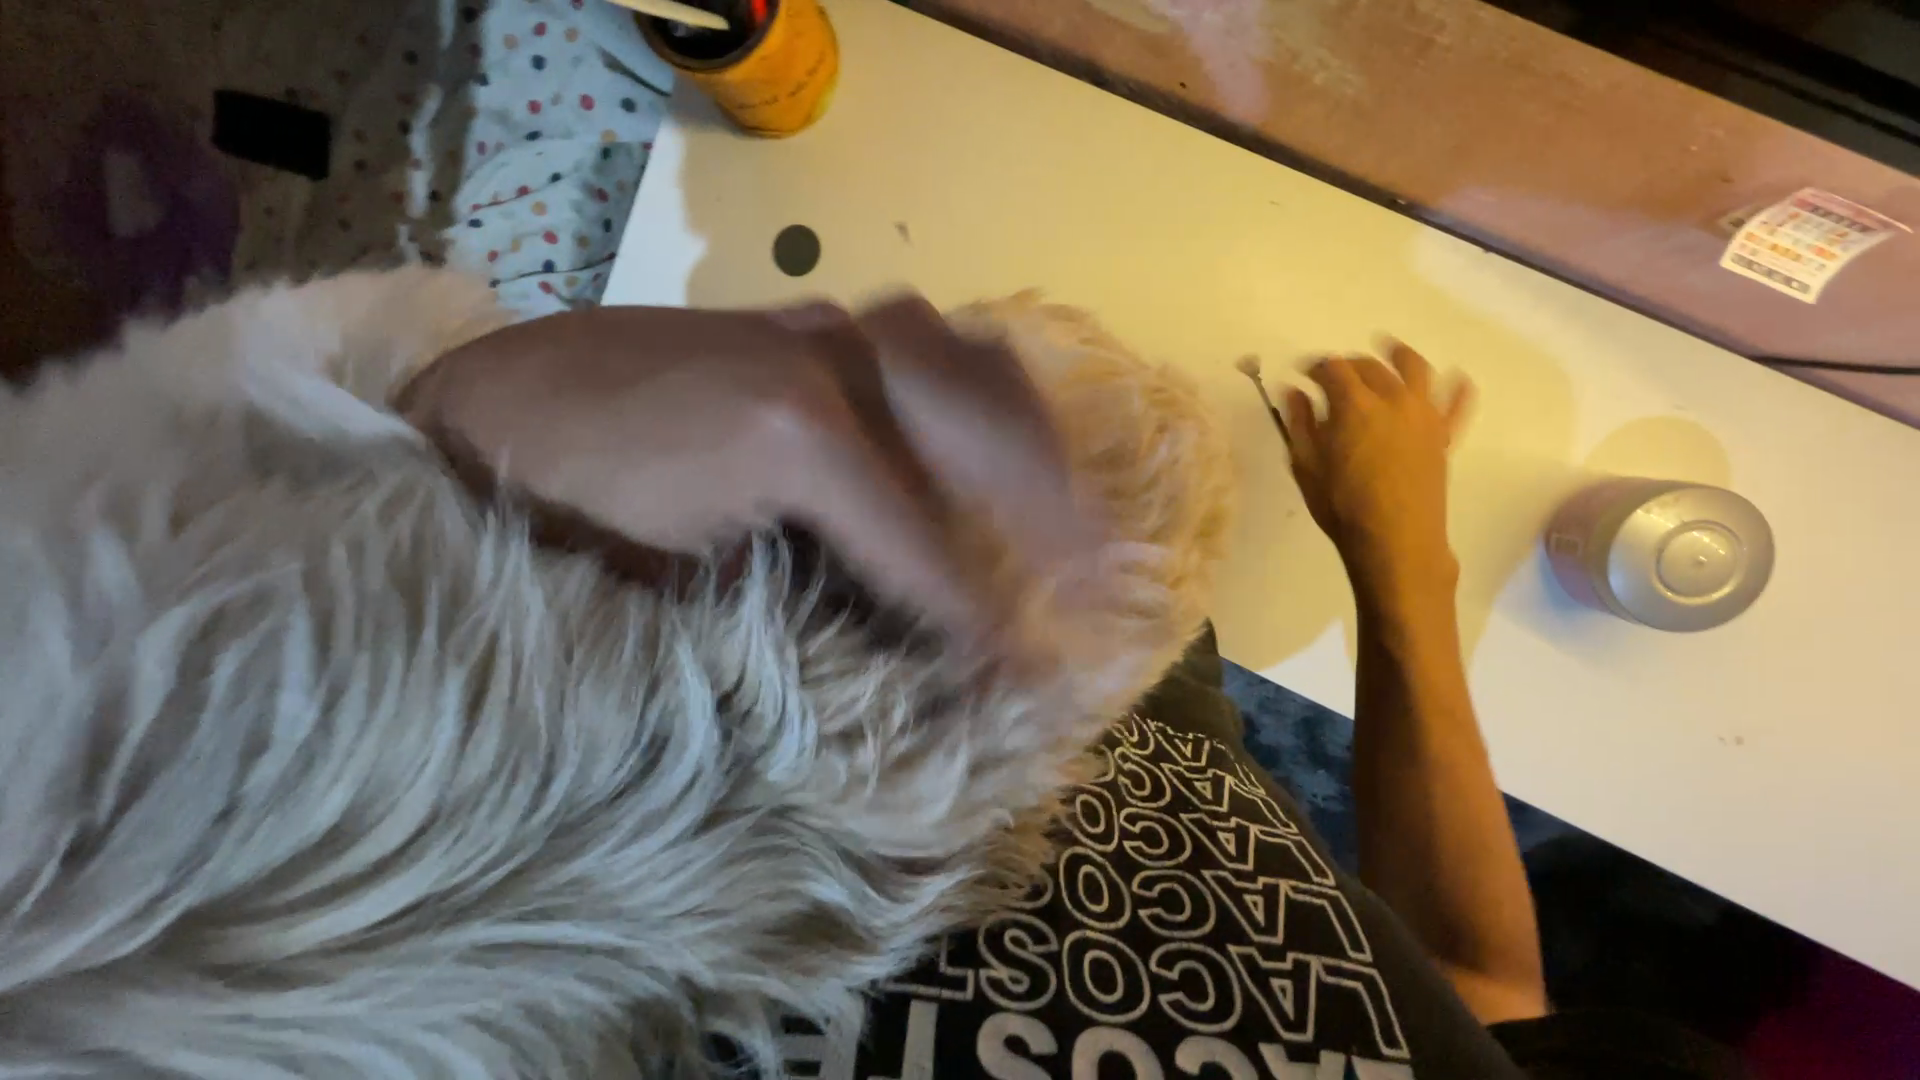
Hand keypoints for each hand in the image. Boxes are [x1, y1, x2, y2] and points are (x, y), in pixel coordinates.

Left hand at [397, 295, 1101, 641]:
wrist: (476, 416)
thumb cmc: (558, 527)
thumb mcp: (678, 601)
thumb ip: (806, 620)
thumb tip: (899, 662)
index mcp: (798, 435)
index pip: (927, 548)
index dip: (982, 621)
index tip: (1033, 678)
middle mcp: (830, 358)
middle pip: (983, 431)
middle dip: (1048, 512)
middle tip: (1101, 575)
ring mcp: (816, 323)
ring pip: (965, 365)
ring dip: (1023, 439)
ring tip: (1063, 502)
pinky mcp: (796, 318)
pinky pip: (919, 345)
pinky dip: (971, 394)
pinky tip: (985, 438)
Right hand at [1281, 342, 1472, 611]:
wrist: (1395, 540)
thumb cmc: (1342, 506)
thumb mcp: (1306, 466)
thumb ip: (1300, 423)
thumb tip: (1295, 392)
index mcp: (1353, 406)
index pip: (1332, 369)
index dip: (1315, 367)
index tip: (1302, 373)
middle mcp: (1392, 400)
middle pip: (1370, 367)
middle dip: (1349, 364)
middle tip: (1333, 374)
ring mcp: (1424, 415)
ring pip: (1416, 371)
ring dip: (1401, 355)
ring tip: (1391, 350)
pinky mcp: (1444, 436)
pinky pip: (1457, 405)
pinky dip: (1458, 389)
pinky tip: (1457, 379)